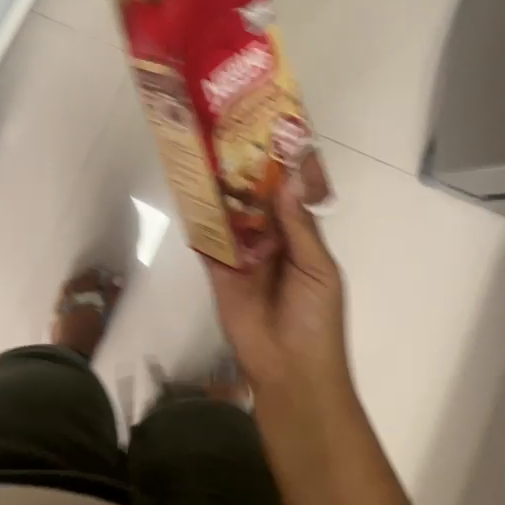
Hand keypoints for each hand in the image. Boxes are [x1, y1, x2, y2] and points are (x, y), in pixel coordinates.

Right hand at [207, 159, 347, 396]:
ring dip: (219, 191)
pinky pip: (207, 241)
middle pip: (255, 200)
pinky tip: (186, 193)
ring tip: (201, 155)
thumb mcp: (318, 269)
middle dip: (243, 173)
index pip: (291, 195)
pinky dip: (198, 220)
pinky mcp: (218, 269)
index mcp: (301, 237)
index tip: (271, 134)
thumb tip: (289, 181)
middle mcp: (271, 240)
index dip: (283, 169)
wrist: (290, 369)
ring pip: (230, 215)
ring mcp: (243, 254)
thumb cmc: (317, 318)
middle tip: (224, 136)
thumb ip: (300, 227)